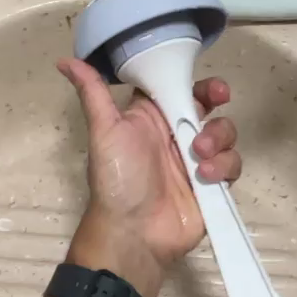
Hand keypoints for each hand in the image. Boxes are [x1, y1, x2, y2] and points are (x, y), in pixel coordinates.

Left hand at [57, 58, 240, 296]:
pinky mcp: (213, 184)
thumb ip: (93, 94)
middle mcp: (176, 134)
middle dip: (216, 100)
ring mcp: (196, 160)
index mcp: (151, 118)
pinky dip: (223, 166)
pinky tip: (205, 177)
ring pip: (223, 133)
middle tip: (218, 100)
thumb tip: (65, 61)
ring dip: (217, 138)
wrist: (133, 234)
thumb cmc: (116, 179)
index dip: (194, 80)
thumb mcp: (104, 131)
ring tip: (198, 156)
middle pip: (207, 106)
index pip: (178, 87)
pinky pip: (232, 164)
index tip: (206, 81)